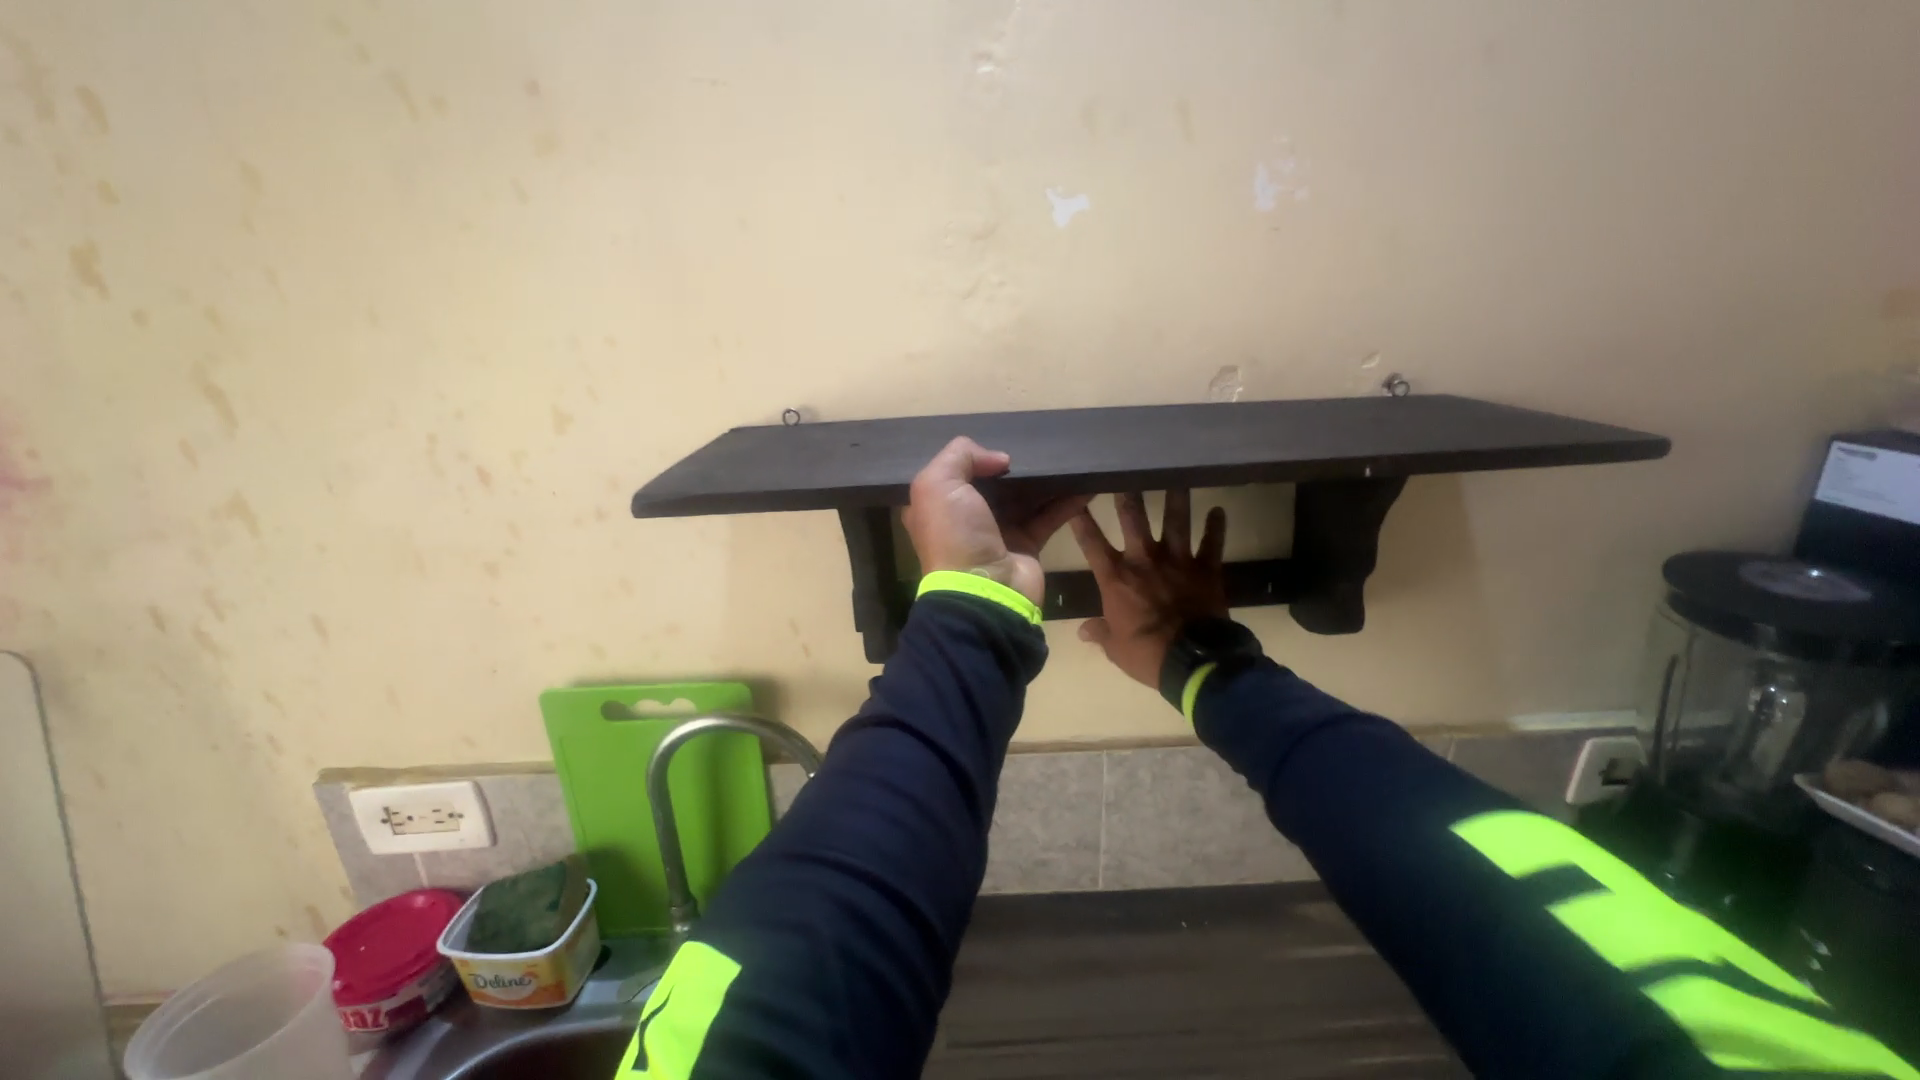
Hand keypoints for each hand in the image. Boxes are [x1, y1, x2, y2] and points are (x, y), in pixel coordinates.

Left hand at [903, 437, 1090, 605]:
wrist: (984, 591)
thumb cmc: (955, 535)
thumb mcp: (938, 485)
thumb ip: (960, 455)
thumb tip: (1000, 459)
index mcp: (938, 505)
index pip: (954, 473)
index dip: (973, 456)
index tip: (998, 440)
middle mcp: (965, 518)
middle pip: (993, 483)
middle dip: (1014, 465)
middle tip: (1039, 443)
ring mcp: (997, 532)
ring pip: (1024, 498)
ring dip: (1044, 479)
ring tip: (1067, 456)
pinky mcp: (1026, 545)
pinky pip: (1049, 516)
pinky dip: (1067, 500)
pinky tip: (1086, 483)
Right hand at [1070, 491, 1227, 686]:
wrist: (1193, 660)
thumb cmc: (1146, 655)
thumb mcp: (1116, 648)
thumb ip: (1100, 633)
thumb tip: (1083, 630)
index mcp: (1116, 578)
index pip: (1092, 543)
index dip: (1081, 521)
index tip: (1075, 500)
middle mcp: (1144, 560)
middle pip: (1134, 518)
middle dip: (1128, 494)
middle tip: (1127, 471)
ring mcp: (1177, 561)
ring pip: (1175, 520)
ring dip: (1176, 497)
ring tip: (1178, 475)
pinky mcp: (1206, 569)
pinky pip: (1212, 542)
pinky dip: (1216, 526)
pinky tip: (1219, 510)